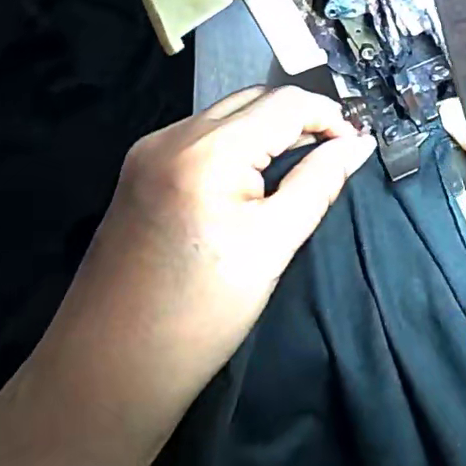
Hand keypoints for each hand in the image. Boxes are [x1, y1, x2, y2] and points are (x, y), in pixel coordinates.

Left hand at [0, 89, 374, 465]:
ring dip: (267, 126)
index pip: (282, 102)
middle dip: (298, 116)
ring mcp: (149, 147)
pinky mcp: (139, 164)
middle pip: (253, 98)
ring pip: (226, 112)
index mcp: (205, 151)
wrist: (109, 366)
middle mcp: (172, 134)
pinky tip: (253, 171)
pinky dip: (235, 140)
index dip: (326, 115)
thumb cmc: (200, 316)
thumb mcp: (271, 246)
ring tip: (301, 157)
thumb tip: (356, 145)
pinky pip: (201, 133)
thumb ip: (317, 183)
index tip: (355, 142)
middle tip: (333, 150)